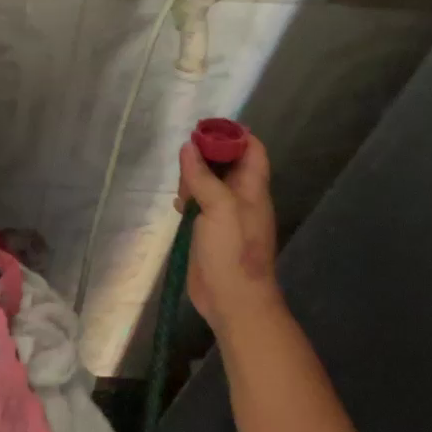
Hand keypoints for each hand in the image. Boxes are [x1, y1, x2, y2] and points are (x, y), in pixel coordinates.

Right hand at [176, 134, 284, 335]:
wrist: (233, 301)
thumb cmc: (233, 252)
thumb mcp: (219, 208)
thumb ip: (203, 177)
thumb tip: (188, 147)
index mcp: (253, 189)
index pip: (251, 150)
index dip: (233, 135)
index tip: (205, 130)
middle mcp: (241, 199)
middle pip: (227, 164)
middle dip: (207, 156)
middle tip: (185, 161)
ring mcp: (226, 217)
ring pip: (211, 184)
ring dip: (194, 179)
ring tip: (181, 187)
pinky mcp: (210, 233)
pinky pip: (200, 206)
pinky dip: (189, 199)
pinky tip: (178, 205)